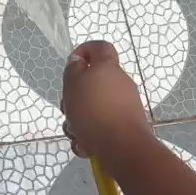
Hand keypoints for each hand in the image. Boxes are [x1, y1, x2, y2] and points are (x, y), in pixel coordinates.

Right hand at [61, 40, 153, 158]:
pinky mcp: (127, 126)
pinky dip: (92, 134)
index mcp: (108, 67)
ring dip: (81, 119)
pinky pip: (104, 124)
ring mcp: (126, 105)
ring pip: (95, 106)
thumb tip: (79, 62)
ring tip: (75, 134)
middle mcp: (120, 83)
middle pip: (93, 82)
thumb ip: (73, 69)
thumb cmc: (93, 111)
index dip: (84, 51)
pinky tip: (86, 147)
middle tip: (68, 108)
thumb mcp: (72, 84)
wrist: (123, 148)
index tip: (72, 65)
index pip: (100, 47)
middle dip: (76, 96)